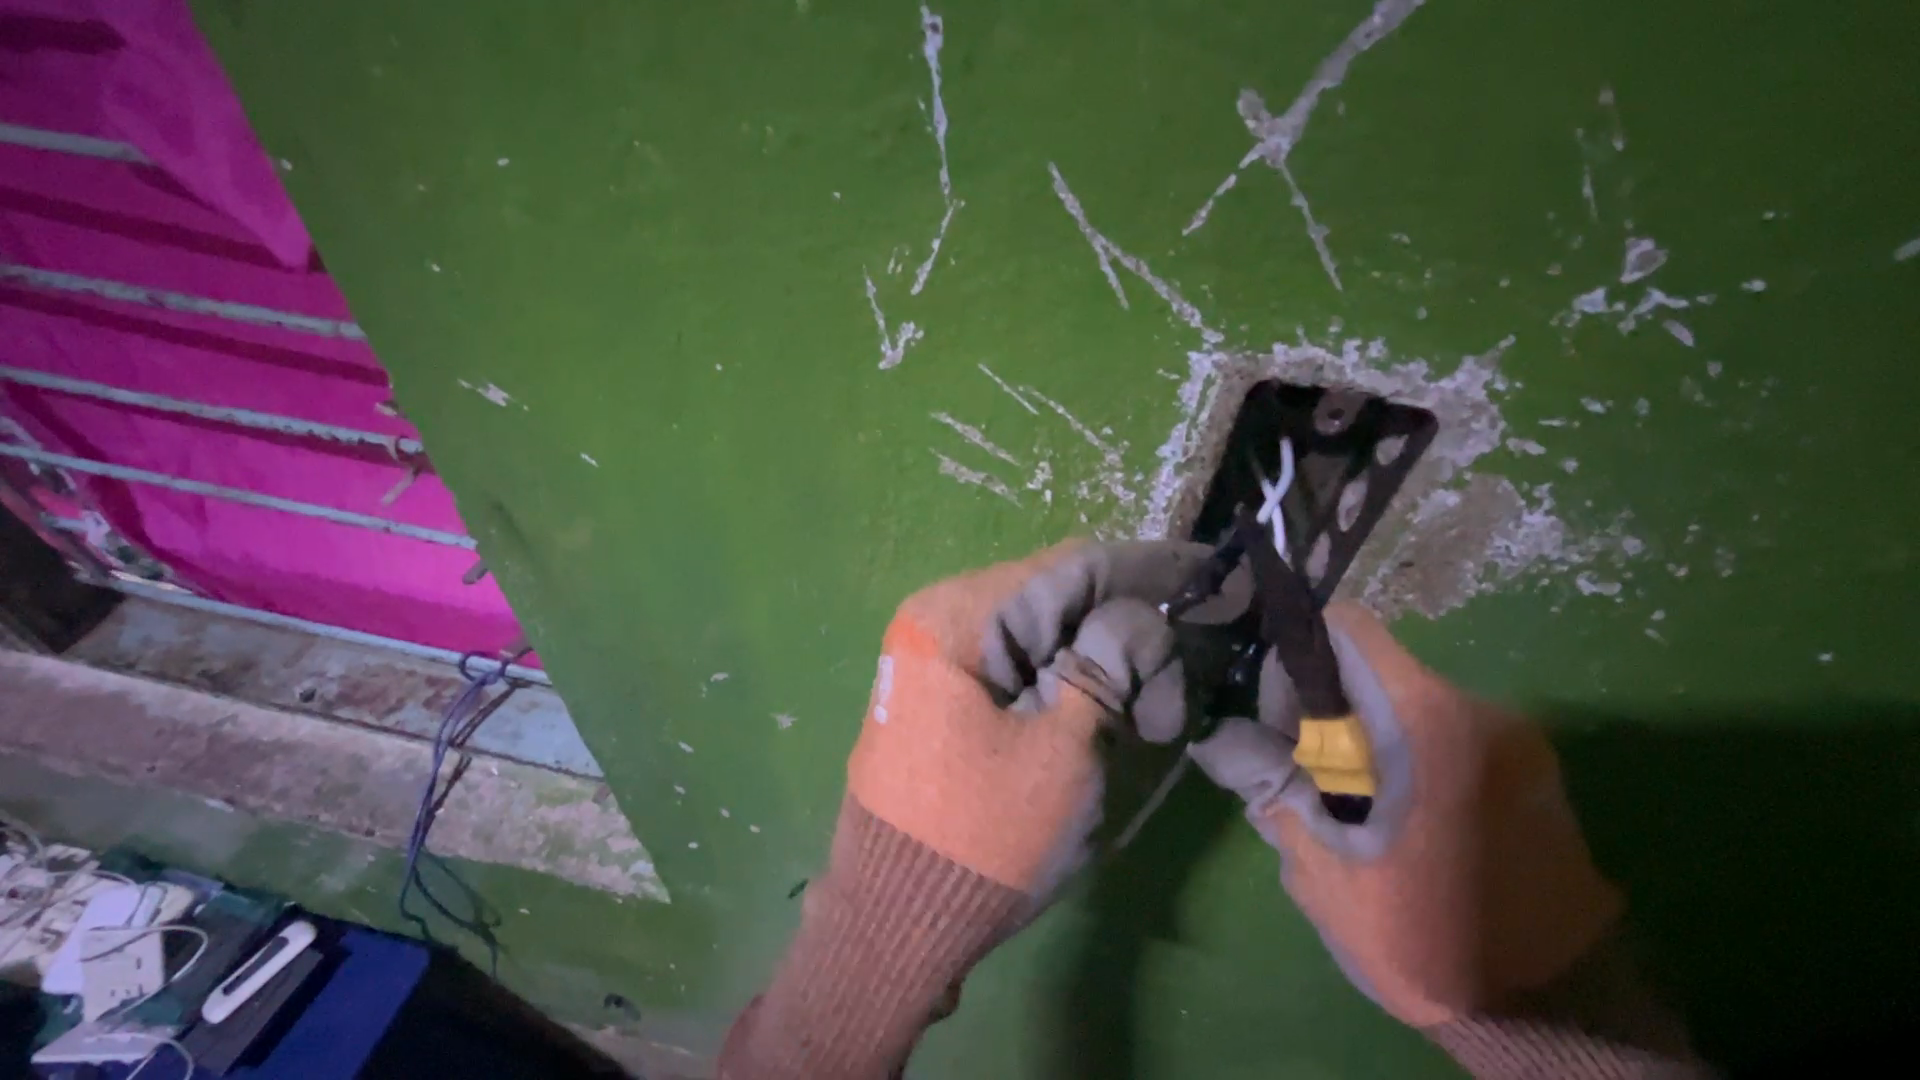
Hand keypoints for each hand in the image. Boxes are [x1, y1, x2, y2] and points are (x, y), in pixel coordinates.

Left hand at [720, 539, 1211, 1078]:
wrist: (895, 919)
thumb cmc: (981, 836)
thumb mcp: (1063, 750)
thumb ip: (1111, 667)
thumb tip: (1145, 615)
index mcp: (954, 617)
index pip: (1069, 569)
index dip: (1146, 569)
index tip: (1208, 574)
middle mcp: (936, 619)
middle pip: (1054, 598)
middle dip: (1126, 625)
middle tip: (1183, 672)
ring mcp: (934, 657)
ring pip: (1039, 634)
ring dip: (1100, 659)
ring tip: (1152, 705)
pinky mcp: (941, 694)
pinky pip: (1016, 666)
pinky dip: (1066, 679)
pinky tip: (1107, 704)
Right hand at [1189, 603, 1622, 1028]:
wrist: (1561, 1021)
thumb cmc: (1427, 938)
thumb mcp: (1321, 867)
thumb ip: (1269, 785)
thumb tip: (1219, 733)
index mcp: (1427, 721)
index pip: (1347, 629)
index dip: (1296, 655)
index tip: (1280, 719)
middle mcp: (1482, 713)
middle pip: (1377, 672)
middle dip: (1327, 710)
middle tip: (1305, 778)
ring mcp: (1521, 744)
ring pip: (1412, 706)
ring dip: (1368, 739)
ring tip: (1351, 812)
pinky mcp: (1539, 777)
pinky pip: (1453, 739)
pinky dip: (1412, 759)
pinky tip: (1402, 825)